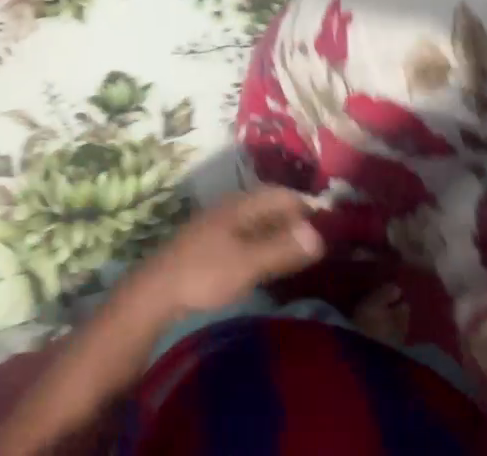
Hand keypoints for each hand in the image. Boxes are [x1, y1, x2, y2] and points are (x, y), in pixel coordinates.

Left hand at [120, 188, 324, 324]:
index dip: (307, 208)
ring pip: (259, 221)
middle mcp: (232, 208)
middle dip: (296, 220)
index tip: (330, 227)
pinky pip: (248, 235)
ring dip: (280, 233)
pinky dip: (265, 244)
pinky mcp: (213, 243)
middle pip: (271, 205)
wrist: (156, 292)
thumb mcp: (248, 263)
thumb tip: (320, 234)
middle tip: (320, 243)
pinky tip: (270, 262)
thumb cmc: (204, 274)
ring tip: (301, 254)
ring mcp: (220, 225)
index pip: (283, 195)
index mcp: (241, 206)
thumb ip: (282, 247)